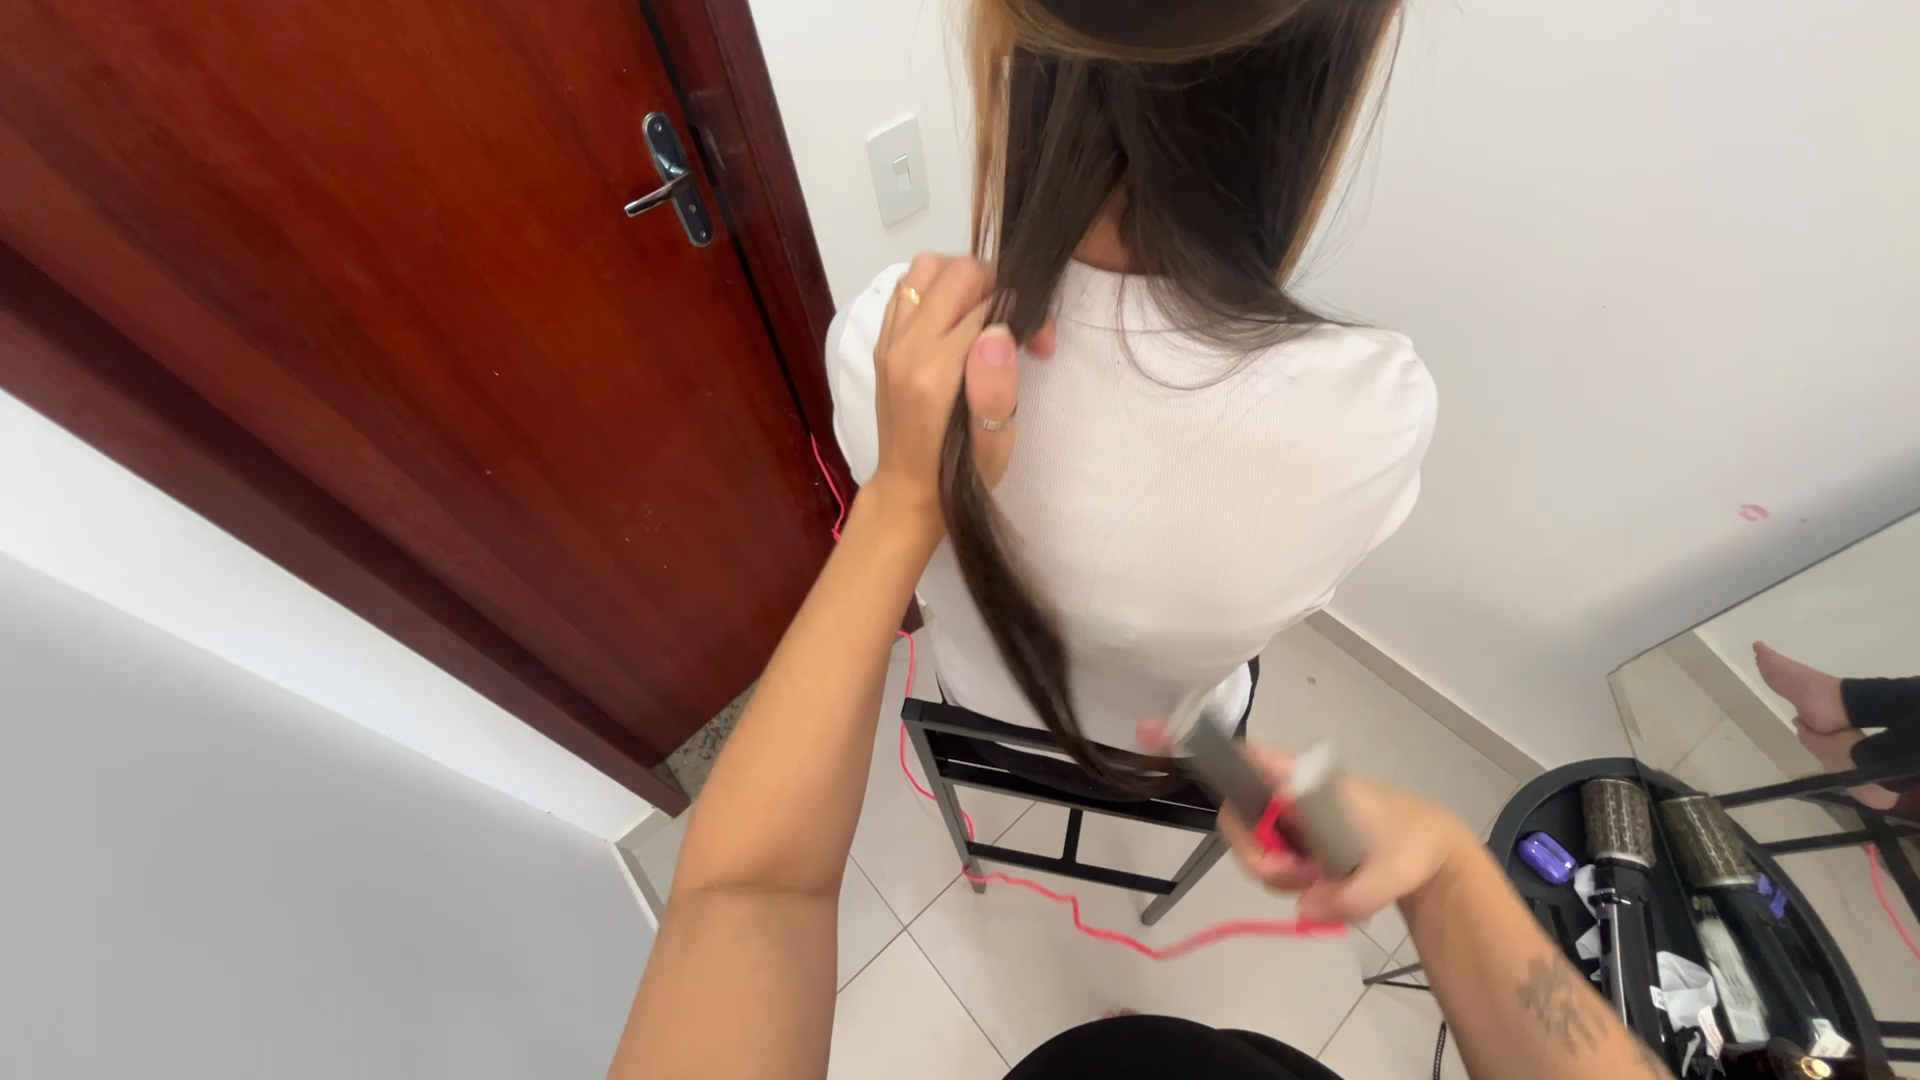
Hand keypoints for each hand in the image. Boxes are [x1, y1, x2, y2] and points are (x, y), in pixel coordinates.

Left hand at [866, 255, 1048, 521]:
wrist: (908, 491)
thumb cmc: (961, 475)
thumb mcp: (993, 445)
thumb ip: (996, 387)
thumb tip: (1000, 330)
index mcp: (936, 373)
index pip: (991, 305)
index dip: (1026, 315)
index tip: (1040, 345)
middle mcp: (906, 347)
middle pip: (959, 273)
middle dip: (999, 287)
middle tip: (1017, 328)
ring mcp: (889, 342)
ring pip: (928, 268)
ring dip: (964, 281)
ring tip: (985, 316)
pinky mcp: (882, 343)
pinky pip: (907, 288)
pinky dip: (936, 289)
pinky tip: (953, 321)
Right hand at [1141, 722, 1477, 922]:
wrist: (1427, 847)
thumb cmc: (1410, 845)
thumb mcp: (1395, 873)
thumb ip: (1353, 895)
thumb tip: (1304, 908)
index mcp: (1303, 776)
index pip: (1243, 755)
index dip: (1196, 742)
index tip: (1149, 729)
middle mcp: (1282, 786)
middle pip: (1235, 814)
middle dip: (1258, 855)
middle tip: (1303, 878)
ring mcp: (1282, 809)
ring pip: (1246, 840)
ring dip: (1275, 871)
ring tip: (1322, 881)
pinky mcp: (1286, 829)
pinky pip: (1262, 853)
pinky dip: (1283, 875)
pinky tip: (1318, 878)